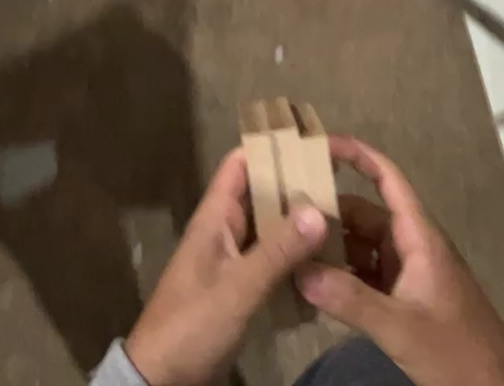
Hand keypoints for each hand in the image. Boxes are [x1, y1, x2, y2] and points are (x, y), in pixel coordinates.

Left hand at [125, 147, 329, 385]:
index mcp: (215, 216)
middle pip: (260, 193)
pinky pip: (270, 257)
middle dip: (294, 184)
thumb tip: (318, 209)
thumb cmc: (193, 322)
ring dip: (296, 221)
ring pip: (268, 226)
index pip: (241, 164)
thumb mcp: (238, 286)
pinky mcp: (239, 285)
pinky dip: (293, 254)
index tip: (311, 142)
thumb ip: (277, 250)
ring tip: (341, 216)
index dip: (271, 148)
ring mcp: (231, 257)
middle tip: (340, 182)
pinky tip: (323, 260)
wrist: (163, 376)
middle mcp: (224, 229)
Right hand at [296, 136, 503, 385]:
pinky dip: (339, 272)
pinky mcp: (403, 298)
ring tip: (288, 243)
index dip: (357, 154)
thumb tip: (300, 271)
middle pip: (364, 212)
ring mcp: (407, 273)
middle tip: (283, 208)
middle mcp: (410, 245)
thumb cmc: (458, 351)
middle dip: (328, 208)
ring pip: (360, 244)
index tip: (319, 143)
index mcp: (418, 236)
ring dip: (330, 244)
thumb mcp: (402, 328)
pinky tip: (310, 282)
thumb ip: (352, 300)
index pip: (388, 178)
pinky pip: (363, 272)